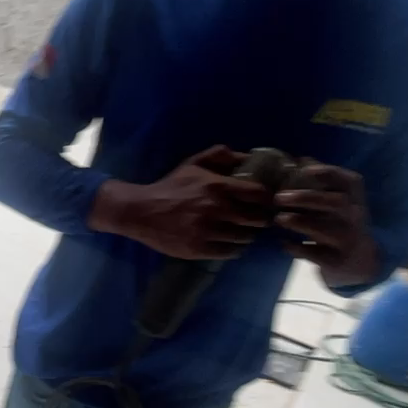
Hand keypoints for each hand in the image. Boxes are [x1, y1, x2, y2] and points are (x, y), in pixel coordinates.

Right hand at [89, 145, 273, 260]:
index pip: (259, 195)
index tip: (265, 203)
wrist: (141, 212)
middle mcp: (216, 209)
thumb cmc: (169, 186)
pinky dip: (233, 249)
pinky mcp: (197, 249)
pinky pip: (227, 252)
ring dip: (247, 236)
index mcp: (219, 186)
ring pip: (243, 238)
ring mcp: (207, 231)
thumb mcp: (193, 163)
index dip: (266, 200)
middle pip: (255, 219)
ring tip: (243, 234)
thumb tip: (248, 157)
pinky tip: (230, 245)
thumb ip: (220, 155)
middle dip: (260, 220)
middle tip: (257, 221)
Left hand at [275, 159, 381, 287]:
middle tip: (278, 197)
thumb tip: (300, 159)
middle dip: (306, 198)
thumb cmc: (341, 225)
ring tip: (279, 218)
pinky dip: (297, 248)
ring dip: (300, 222)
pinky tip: (283, 243)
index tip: (304, 167)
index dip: (327, 173)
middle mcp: (354, 215)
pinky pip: (314, 254)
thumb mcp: (339, 202)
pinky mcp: (335, 260)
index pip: (347, 180)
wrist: (359, 261)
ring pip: (324, 228)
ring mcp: (346, 239)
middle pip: (334, 203)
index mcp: (355, 197)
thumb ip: (323, 184)